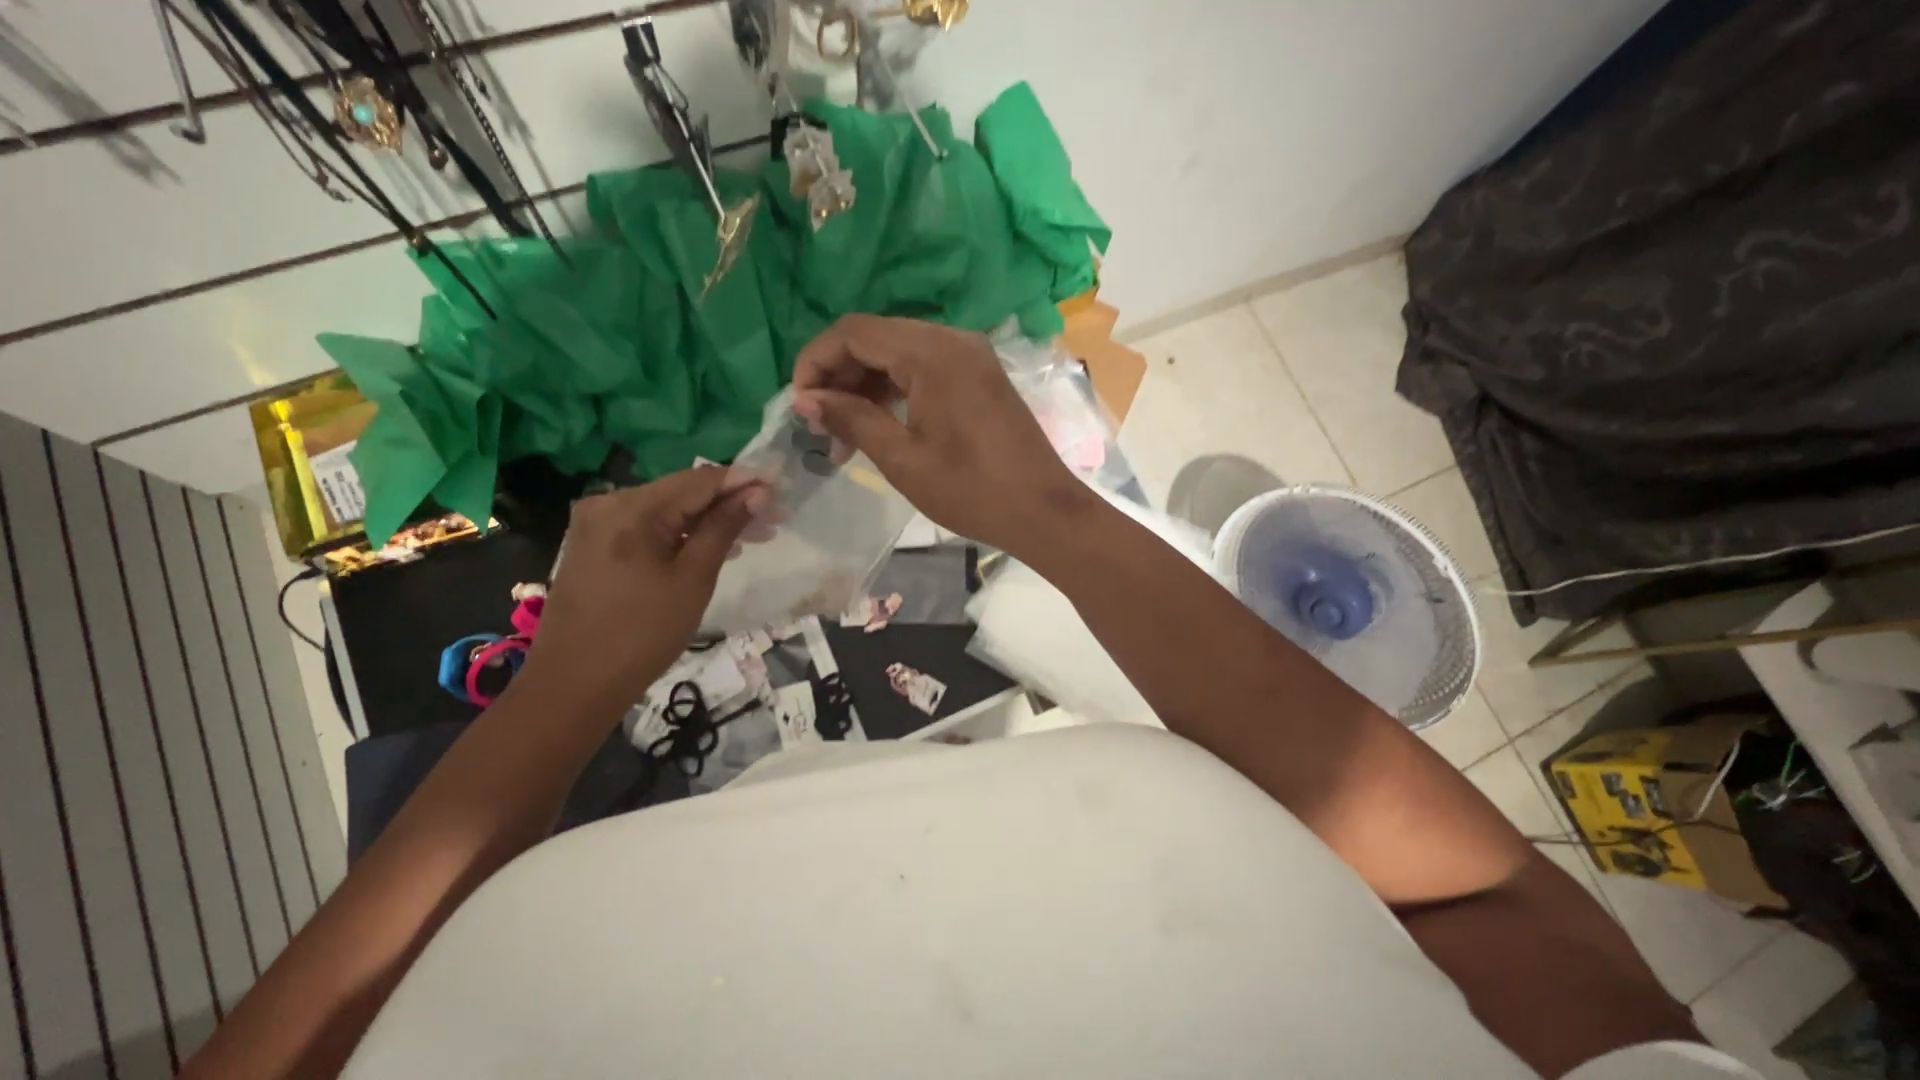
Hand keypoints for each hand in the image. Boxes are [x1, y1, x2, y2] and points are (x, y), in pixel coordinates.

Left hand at [520, 468, 766, 708]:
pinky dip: (680, 533)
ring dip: (707, 519)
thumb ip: (724, 529)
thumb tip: (758, 493)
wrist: (573, 685)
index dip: (745, 482)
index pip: (701, 479)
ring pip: (666, 509)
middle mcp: (609, 502)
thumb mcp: (693, 580)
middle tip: (775, 520)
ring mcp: (596, 523)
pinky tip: (708, 545)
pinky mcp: (593, 544)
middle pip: (682, 491)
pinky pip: (646, 526)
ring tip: (753, 536)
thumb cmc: (642, 635)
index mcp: (632, 507)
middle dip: (729, 502)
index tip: (782, 491)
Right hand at [791, 315, 1095, 555]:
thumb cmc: (971, 490)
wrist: (1044, 512)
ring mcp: (970, 355)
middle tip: (819, 427)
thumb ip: (852, 419)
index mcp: (932, 353)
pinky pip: (924, 367)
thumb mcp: (902, 459)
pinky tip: (878, 426)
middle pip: (875, 337)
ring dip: (864, 386)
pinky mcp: (979, 374)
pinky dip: (894, 389)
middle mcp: (952, 340)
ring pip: (898, 352)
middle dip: (838, 376)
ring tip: (843, 438)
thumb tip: (806, 399)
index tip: (799, 405)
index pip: (854, 332)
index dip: (816, 361)